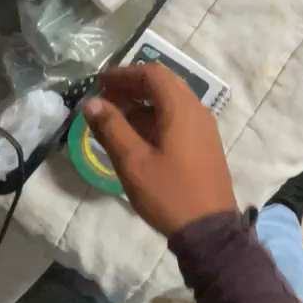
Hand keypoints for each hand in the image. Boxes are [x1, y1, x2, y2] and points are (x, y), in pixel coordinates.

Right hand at [82, 64, 237, 235]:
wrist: (209, 229)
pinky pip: (178, 117)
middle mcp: (196, 109)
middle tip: (104, 97)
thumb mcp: (133, 162)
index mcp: (181, 107)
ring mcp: (203, 126)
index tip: (98, 82)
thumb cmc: (169, 192)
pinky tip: (136, 135)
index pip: (152, 73)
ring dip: (142, 102)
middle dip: (132, 86)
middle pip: (163, 83)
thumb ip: (111, 128)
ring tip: (114, 117)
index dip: (123, 73)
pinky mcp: (204, 142)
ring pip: (170, 101)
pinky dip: (155, 116)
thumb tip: (92, 102)